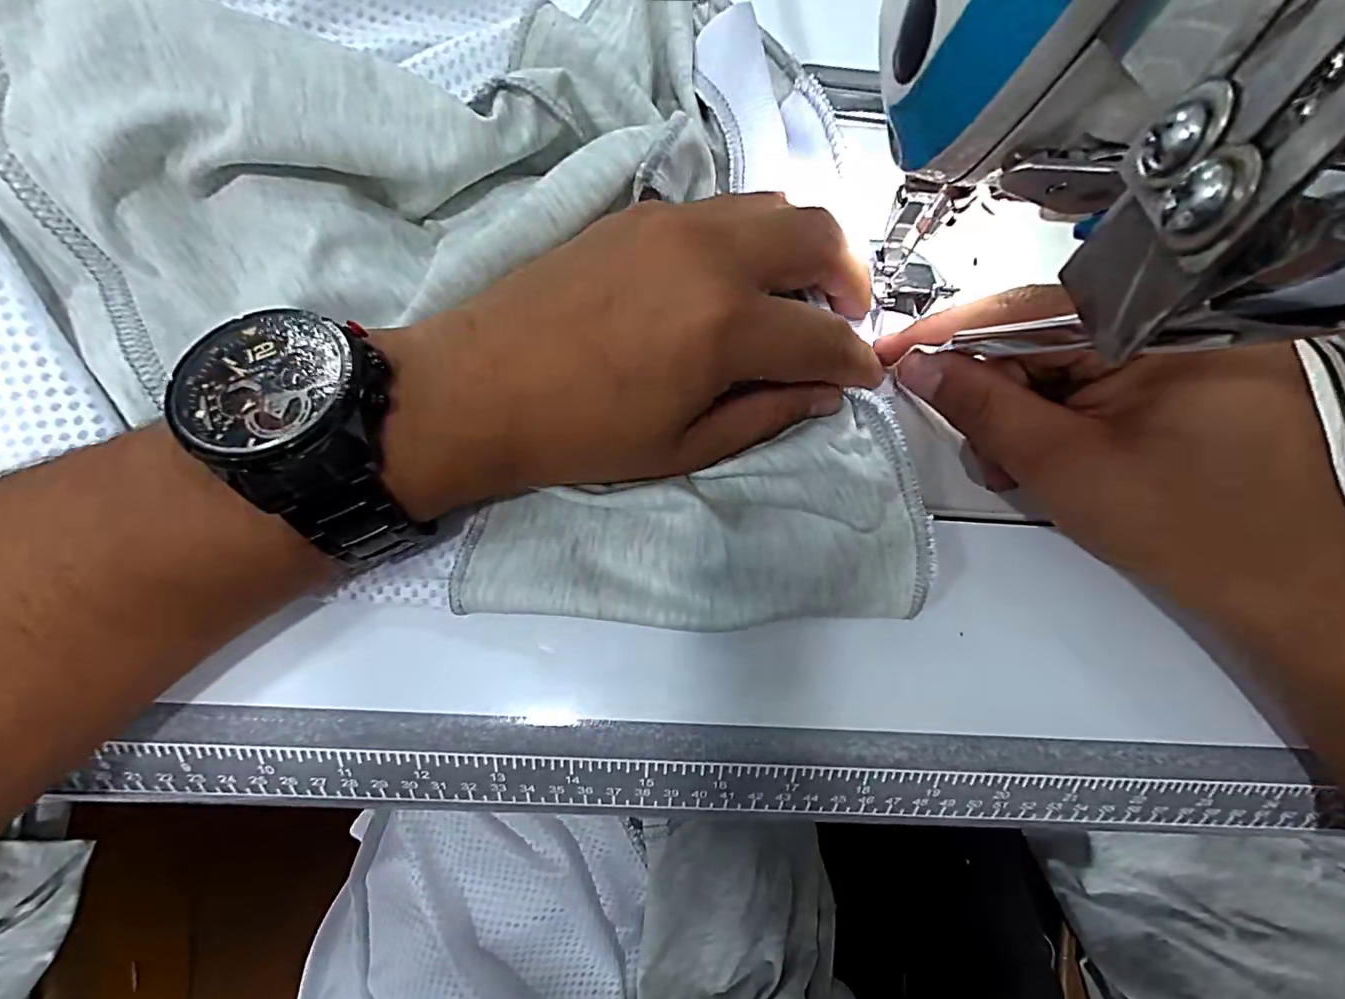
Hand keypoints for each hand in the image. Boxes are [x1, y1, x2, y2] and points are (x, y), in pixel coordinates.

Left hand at [370, 194, 880, 518]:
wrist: (480, 388)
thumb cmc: (583, 434)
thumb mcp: (685, 445)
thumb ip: (767, 413)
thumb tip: (824, 393)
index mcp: (724, 327)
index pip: (823, 337)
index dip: (855, 362)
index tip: (863, 377)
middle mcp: (711, 256)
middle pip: (819, 238)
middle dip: (851, 281)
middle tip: (844, 322)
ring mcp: (673, 222)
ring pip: (775, 206)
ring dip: (806, 248)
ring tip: (798, 296)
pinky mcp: (640, 212)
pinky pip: (724, 207)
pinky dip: (755, 236)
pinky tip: (738, 278)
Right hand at [877, 286, 1344, 624]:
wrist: (1283, 590)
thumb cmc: (1185, 528)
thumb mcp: (1062, 465)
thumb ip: (983, 407)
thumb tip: (919, 365)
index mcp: (1169, 320)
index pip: (1033, 310)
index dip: (952, 334)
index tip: (896, 354)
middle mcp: (1185, 320)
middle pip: (1048, 337)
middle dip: (996, 394)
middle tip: (976, 450)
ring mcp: (1191, 352)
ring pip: (1068, 366)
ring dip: (1025, 416)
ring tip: (1017, 470)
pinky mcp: (1188, 383)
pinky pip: (1100, 385)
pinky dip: (1061, 422)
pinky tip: (1051, 462)